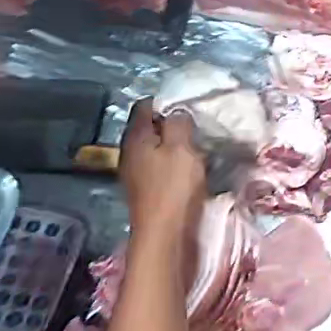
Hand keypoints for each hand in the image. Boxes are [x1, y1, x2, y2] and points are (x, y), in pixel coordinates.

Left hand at [120, 99, 206, 249]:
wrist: (164, 231)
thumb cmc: (174, 186)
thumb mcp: (182, 148)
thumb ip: (179, 124)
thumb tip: (178, 110)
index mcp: (136, 137)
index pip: (146, 106)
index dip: (167, 100)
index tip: (191, 101)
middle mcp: (130, 151)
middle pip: (150, 126)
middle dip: (172, 120)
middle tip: (200, 120)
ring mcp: (137, 170)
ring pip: (157, 145)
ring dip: (176, 141)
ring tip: (200, 140)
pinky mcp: (148, 185)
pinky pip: (162, 162)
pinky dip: (176, 157)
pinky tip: (192, 162)